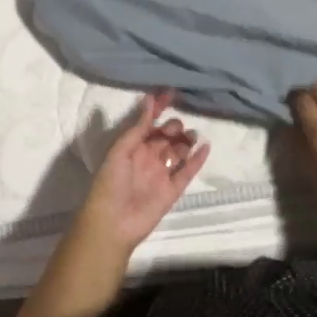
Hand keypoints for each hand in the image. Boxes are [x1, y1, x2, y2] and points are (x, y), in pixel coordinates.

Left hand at [77, 90, 210, 252]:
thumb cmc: (111, 183)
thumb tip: (149, 99)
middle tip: (177, 128)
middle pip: (166, 137)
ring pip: (178, 153)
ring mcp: (161, 174)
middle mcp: (148, 158)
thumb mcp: (121, 150)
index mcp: (132, 147)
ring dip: (186, 142)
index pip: (148, 123)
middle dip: (173, 128)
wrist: (113, 223)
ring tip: (192, 136)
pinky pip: (187, 172)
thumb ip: (138, 127)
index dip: (158, 108)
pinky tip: (206, 147)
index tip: (171, 93)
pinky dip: (197, 160)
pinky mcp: (172, 191)